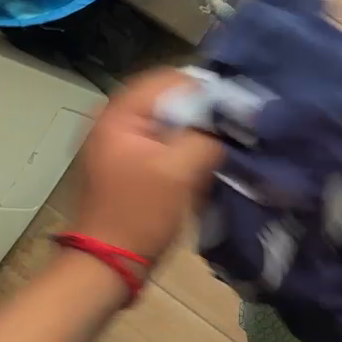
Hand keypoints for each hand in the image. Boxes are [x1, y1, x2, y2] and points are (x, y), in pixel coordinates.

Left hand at [70, 68, 223, 261]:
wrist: (108, 263)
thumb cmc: (141, 215)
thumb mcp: (179, 172)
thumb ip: (205, 137)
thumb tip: (225, 124)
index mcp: (118, 113)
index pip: (170, 78)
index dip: (205, 92)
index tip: (233, 113)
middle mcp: (113, 118)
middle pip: (169, 99)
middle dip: (201, 113)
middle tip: (230, 130)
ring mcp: (118, 141)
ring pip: (168, 122)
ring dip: (194, 132)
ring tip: (219, 147)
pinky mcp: (128, 162)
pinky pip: (163, 141)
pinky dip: (183, 148)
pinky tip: (201, 164)